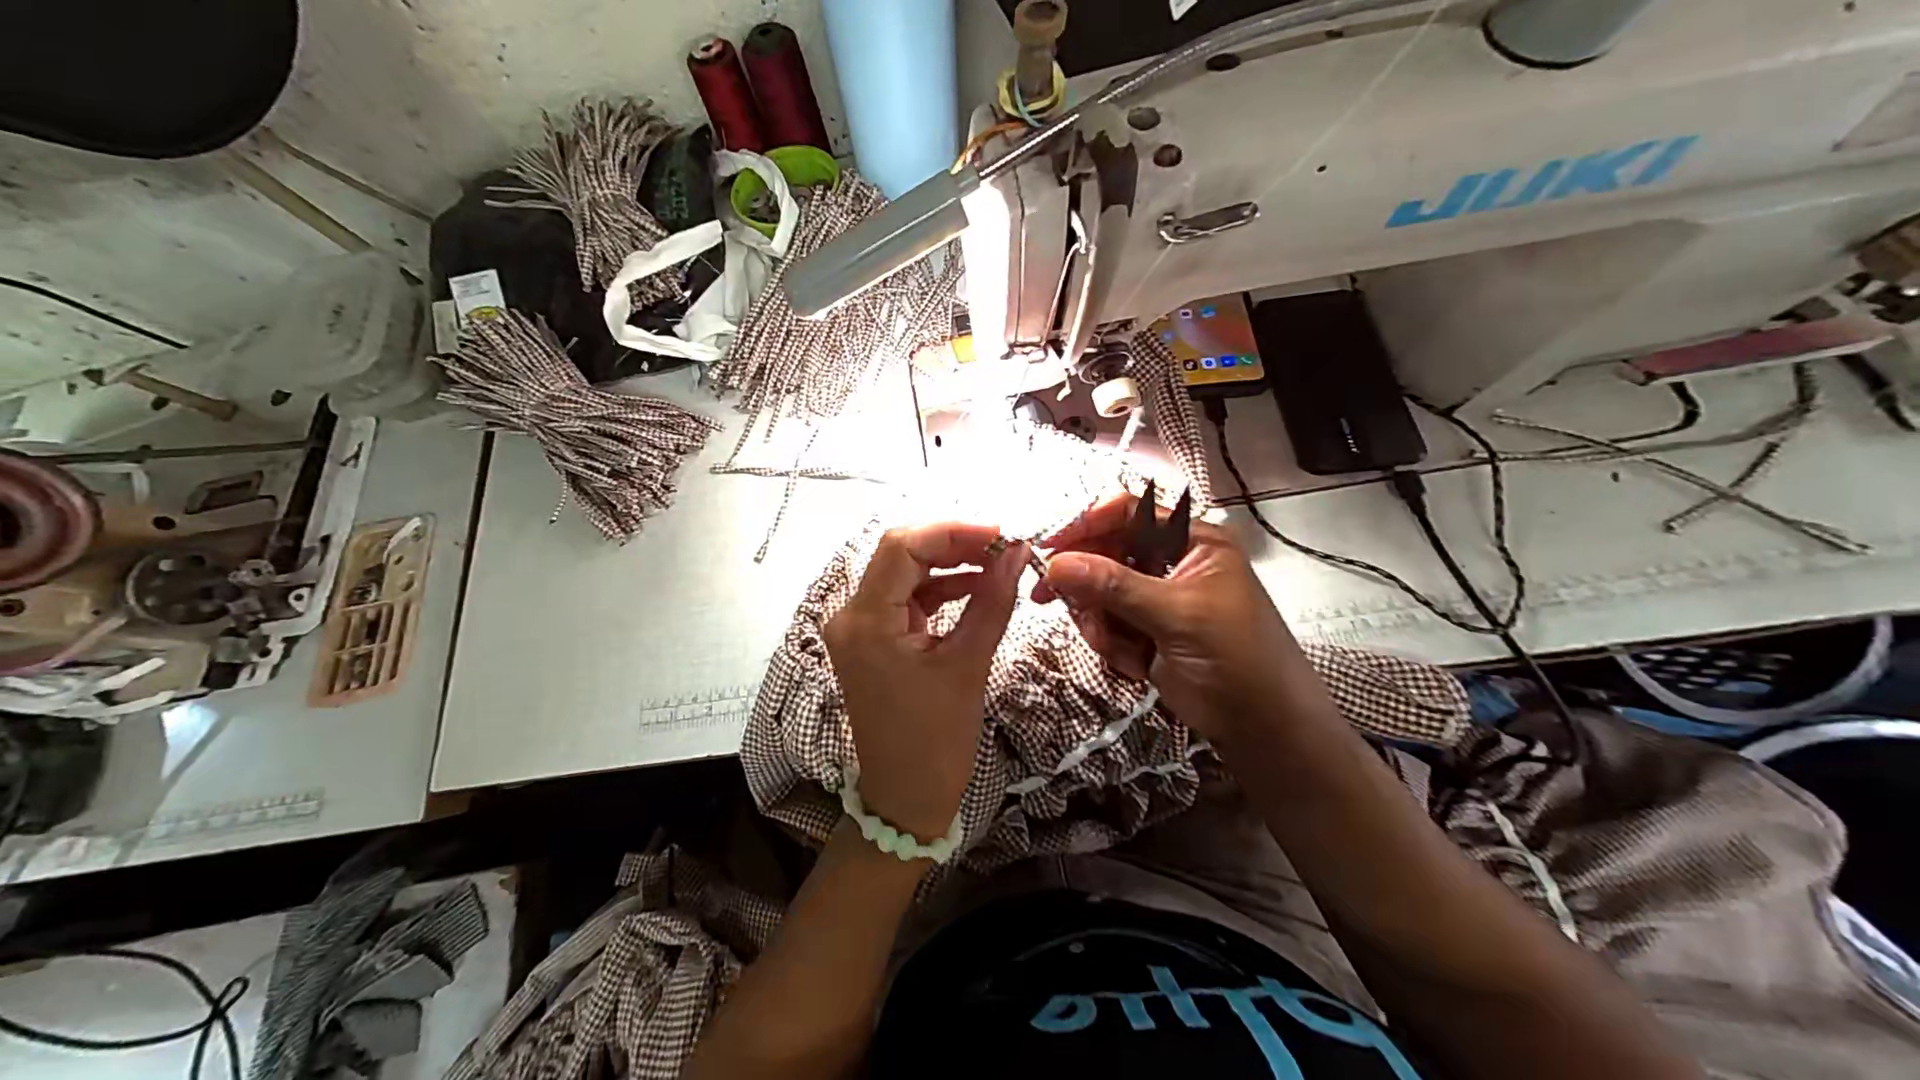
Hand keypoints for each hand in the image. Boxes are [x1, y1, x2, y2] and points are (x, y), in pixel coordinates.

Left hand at [824, 524, 1026, 839]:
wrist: (906, 799)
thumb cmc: (936, 741)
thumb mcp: (969, 665)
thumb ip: (992, 600)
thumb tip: (1016, 552)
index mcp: (865, 621)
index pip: (903, 547)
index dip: (953, 531)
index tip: (1001, 533)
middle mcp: (851, 616)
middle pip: (900, 555)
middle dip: (953, 544)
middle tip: (1003, 545)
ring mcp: (859, 629)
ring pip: (904, 575)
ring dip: (949, 564)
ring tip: (998, 561)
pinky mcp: (873, 642)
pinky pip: (907, 601)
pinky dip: (940, 590)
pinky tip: (976, 587)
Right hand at [1034, 494, 1306, 740]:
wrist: (1263, 727)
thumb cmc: (1238, 660)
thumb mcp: (1177, 616)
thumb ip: (1115, 586)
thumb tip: (1057, 563)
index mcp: (1192, 540)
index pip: (1128, 514)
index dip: (1085, 525)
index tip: (1049, 549)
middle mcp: (1170, 562)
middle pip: (1105, 553)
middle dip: (1086, 584)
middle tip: (1050, 600)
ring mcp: (1155, 598)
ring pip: (1098, 592)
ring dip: (1099, 621)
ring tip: (1121, 648)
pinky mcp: (1144, 631)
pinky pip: (1105, 623)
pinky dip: (1110, 642)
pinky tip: (1135, 663)